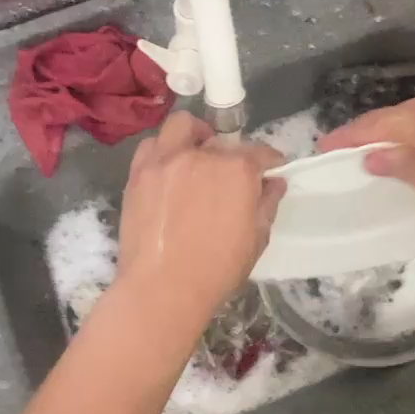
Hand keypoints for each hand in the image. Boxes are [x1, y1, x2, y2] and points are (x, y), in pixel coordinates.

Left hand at [115, 111, 284, 321]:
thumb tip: (275, 182)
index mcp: (238, 170)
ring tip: (195, 155)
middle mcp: (203, 155)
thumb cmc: (217, 269)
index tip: (270, 170)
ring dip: (194, 135)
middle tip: (227, 177)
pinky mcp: (139, 172)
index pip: (260, 152)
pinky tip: (168, 169)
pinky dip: (163, 150)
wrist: (163, 287)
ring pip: (182, 126)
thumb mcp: (257, 238)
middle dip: (230, 154)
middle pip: (221, 141)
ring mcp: (167, 160)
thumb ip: (267, 204)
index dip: (269, 161)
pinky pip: (152, 145)